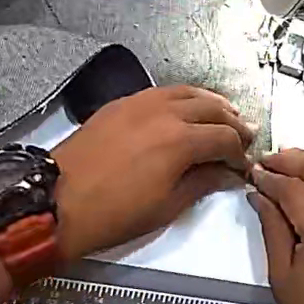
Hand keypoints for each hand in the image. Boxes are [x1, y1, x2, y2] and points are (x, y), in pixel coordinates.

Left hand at [51, 85, 252, 260]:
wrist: (58, 200)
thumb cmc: (114, 213)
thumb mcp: (167, 206)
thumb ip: (202, 183)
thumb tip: (227, 173)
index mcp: (181, 140)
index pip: (225, 138)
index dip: (240, 153)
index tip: (243, 165)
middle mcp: (165, 112)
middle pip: (212, 108)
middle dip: (233, 122)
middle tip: (245, 136)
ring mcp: (141, 102)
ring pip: (187, 92)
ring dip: (210, 103)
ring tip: (223, 115)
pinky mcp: (122, 103)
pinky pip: (162, 91)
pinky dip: (182, 97)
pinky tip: (185, 108)